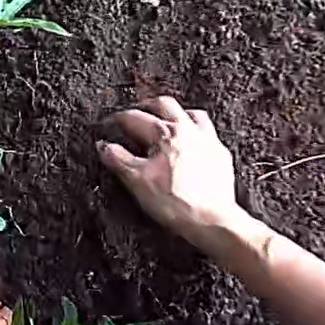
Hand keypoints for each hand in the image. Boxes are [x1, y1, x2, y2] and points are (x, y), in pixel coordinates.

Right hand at [99, 97, 256, 248]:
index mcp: (164, 134)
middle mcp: (187, 131)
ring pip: (191, 114)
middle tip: (135, 114)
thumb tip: (104, 146)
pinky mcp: (220, 155)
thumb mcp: (136, 180)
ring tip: (165, 123)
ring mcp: (207, 141)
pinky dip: (194, 133)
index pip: (134, 118)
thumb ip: (117, 159)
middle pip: (165, 104)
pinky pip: (207, 133)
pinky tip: (188, 144)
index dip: (115, 120)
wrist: (212, 220)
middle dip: (146, 106)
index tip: (107, 124)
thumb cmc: (175, 202)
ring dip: (175, 115)